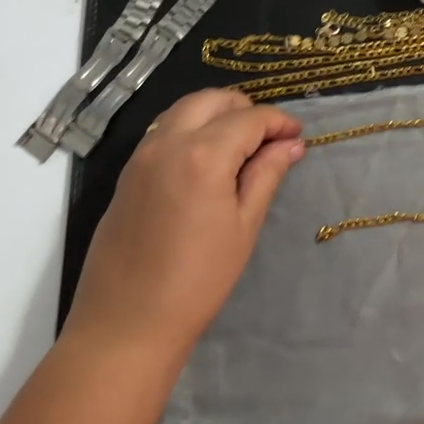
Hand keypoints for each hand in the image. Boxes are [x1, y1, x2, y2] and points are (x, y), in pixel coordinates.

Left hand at [62, 89, 303, 355]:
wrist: (126, 324)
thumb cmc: (197, 281)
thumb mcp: (243, 227)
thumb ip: (266, 176)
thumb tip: (290, 145)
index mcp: (202, 155)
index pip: (249, 118)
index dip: (279, 123)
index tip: (297, 138)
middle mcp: (168, 143)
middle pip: (212, 99)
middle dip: (245, 109)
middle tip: (268, 140)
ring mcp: (142, 156)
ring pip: (184, 110)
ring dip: (215, 114)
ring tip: (239, 149)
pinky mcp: (127, 174)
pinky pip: (164, 132)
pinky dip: (190, 130)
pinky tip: (206, 163)